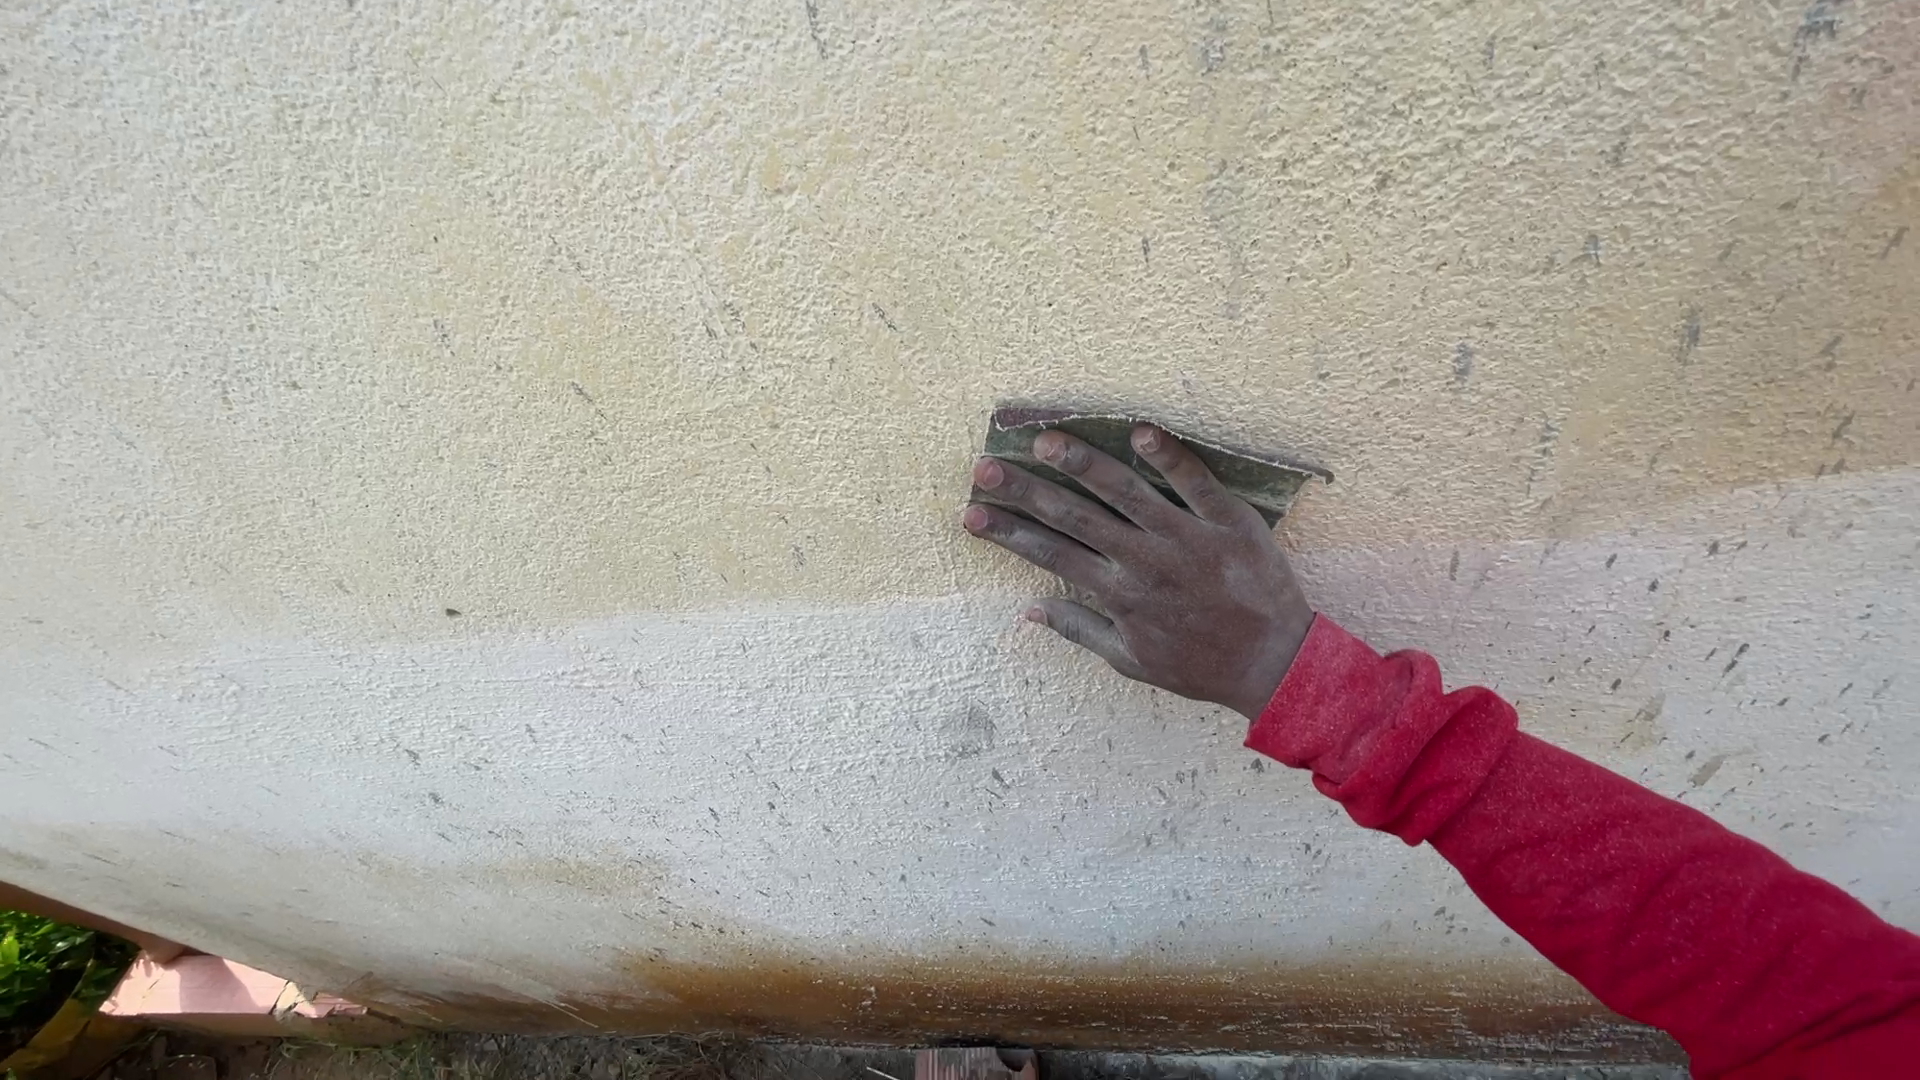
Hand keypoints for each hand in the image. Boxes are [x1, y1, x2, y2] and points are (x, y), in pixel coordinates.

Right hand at [962, 424, 1313, 719]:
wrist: (1274, 664)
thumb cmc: (1199, 666)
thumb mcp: (1131, 661)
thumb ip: (1080, 631)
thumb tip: (1029, 611)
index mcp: (1118, 595)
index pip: (1049, 554)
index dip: (1007, 533)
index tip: (972, 513)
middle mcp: (1143, 562)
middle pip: (1074, 516)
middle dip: (1024, 490)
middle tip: (986, 466)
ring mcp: (1185, 538)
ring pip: (1124, 492)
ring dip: (1082, 463)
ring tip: (1046, 439)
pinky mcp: (1228, 522)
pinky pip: (1195, 483)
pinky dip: (1169, 456)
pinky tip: (1140, 430)